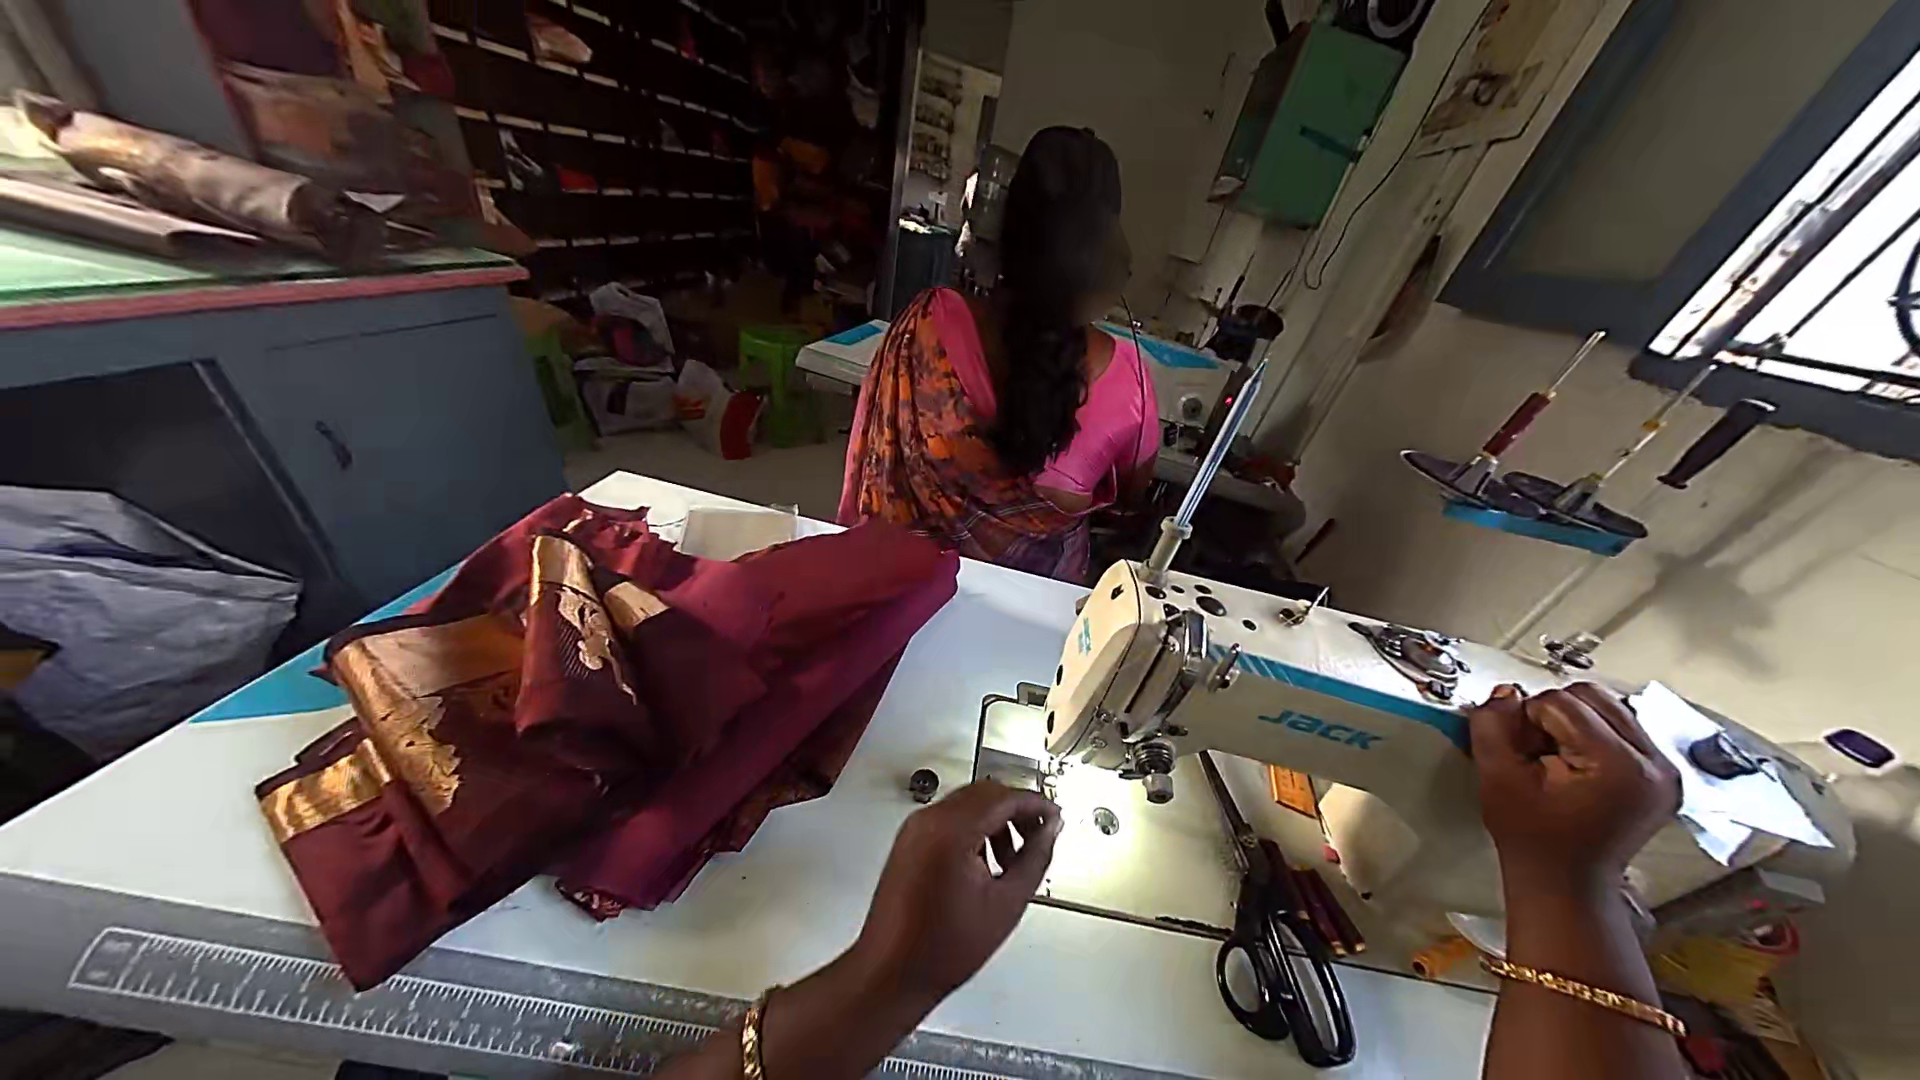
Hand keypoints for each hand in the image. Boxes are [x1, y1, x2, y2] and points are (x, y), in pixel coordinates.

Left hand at [852, 780, 1061, 1000]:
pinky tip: (986, 862)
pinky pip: (949, 818)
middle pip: (984, 793)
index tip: (1052, 813)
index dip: (1034, 803)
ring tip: (1012, 858)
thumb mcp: (1006, 903)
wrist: (892, 972)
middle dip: (1016, 810)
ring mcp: (915, 829)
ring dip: (995, 820)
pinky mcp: (909, 840)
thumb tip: (1049, 831)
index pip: (1002, 797)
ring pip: (967, 803)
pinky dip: (973, 829)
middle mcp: (928, 821)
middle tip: (1039, 831)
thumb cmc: (938, 949)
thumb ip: (1034, 859)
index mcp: (951, 831)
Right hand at [1470, 683, 1679, 893]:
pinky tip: (1573, 761)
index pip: (1560, 702)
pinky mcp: (1661, 775)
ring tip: (1556, 756)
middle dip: (1553, 713)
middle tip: (1538, 749)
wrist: (1565, 877)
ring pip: (1606, 706)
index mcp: (1621, 765)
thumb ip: (1493, 725)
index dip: (1526, 719)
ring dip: (1571, 720)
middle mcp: (1656, 764)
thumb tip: (1505, 694)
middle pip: (1591, 697)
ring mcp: (1665, 770)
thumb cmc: (1532, 833)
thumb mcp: (1497, 774)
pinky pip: (1618, 726)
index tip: (1522, 751)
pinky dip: (1588, 732)